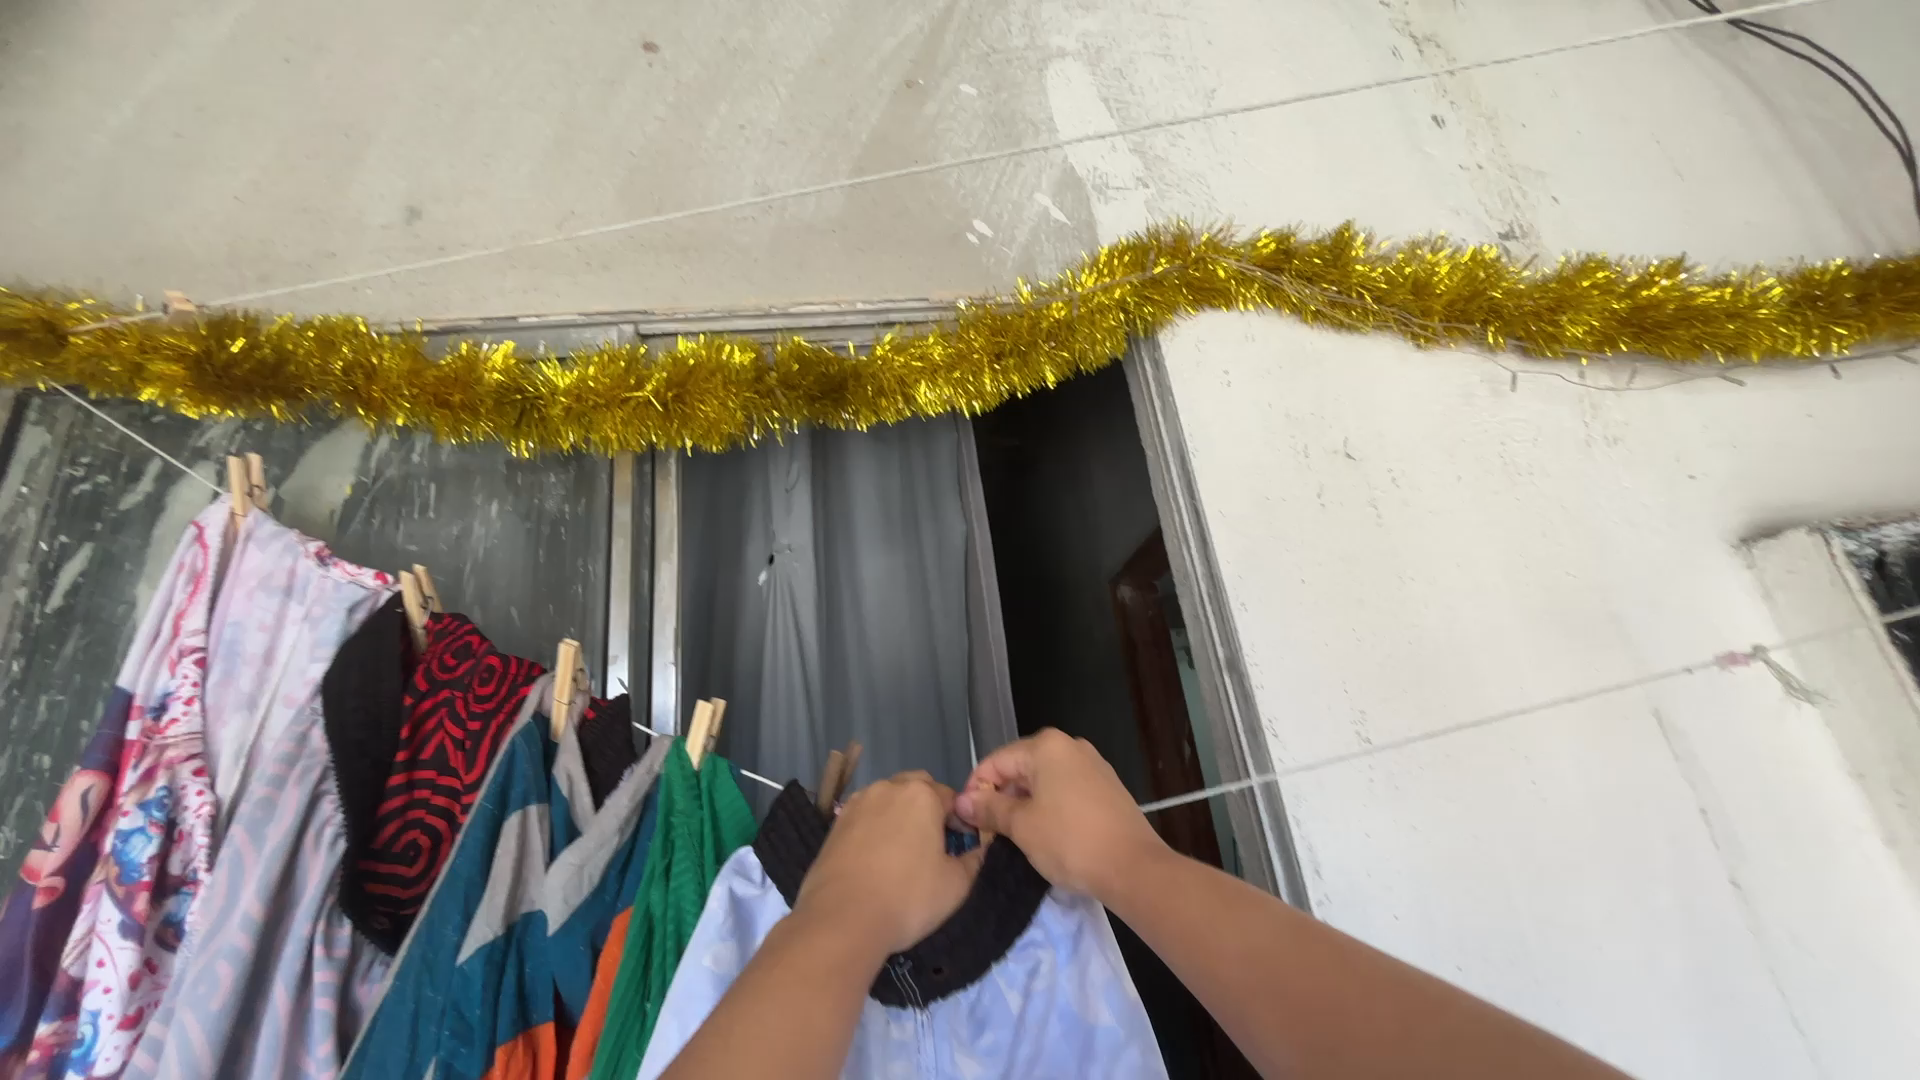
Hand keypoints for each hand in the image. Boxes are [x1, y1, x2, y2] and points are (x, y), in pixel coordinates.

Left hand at [794, 771, 983, 958]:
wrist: (841, 919)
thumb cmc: (907, 898)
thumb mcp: (955, 885)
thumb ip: (974, 861)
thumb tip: (980, 850)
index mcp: (922, 795)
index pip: (952, 798)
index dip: (960, 821)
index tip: (961, 845)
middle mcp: (889, 788)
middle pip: (917, 788)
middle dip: (929, 808)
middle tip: (932, 843)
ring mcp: (858, 802)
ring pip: (888, 798)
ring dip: (900, 813)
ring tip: (902, 850)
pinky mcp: (836, 822)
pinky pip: (865, 814)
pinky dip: (875, 826)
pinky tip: (875, 855)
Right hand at [954, 729, 1166, 900]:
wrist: (1133, 867)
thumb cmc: (1070, 841)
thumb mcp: (1021, 826)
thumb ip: (988, 809)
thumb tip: (962, 802)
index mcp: (1046, 746)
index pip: (995, 762)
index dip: (975, 791)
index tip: (966, 822)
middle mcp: (1070, 746)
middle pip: (1019, 768)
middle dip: (1000, 798)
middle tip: (988, 833)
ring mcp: (1092, 765)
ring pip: (1043, 780)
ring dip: (1023, 805)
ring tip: (1014, 837)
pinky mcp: (1106, 786)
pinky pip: (1065, 789)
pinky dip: (1049, 806)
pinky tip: (1045, 834)